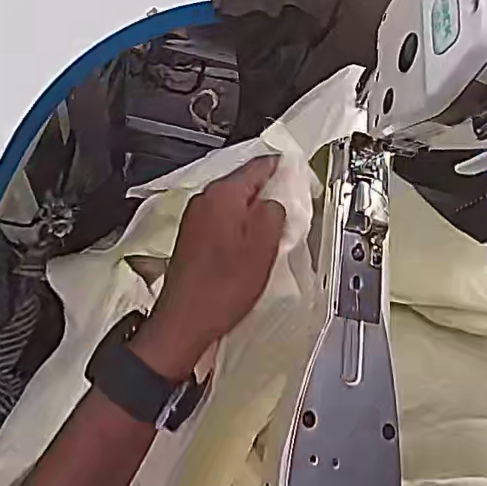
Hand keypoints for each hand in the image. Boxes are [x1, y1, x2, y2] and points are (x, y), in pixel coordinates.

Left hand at [131, 155, 286, 377]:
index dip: (285, 169)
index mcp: (223, 194)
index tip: (301, 177)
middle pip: (247, 182)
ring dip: (256, 213)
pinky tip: (252, 248)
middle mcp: (205, 200)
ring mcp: (195, 218)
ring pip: (235, 203)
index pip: (261, 164)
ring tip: (275, 233)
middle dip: (271, 192)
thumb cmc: (223, 285)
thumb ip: (276, 209)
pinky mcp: (192, 237)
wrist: (186, 321)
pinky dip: (241, 227)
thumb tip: (277, 201)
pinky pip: (224, 220)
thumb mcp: (265, 242)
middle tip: (293, 209)